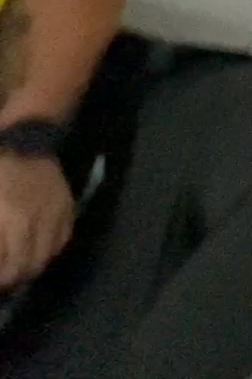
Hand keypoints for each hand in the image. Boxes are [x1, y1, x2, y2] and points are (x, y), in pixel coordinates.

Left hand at [0, 153, 73, 288]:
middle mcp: (41, 221)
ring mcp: (58, 212)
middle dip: (16, 278)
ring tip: (18, 270)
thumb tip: (2, 256)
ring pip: (53, 250)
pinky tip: (39, 251)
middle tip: (4, 282)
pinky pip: (65, 234)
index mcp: (15, 223)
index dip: (3, 280)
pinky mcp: (68, 204)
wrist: (22, 146)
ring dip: (35, 264)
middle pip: (34, 262)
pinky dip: (52, 248)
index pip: (12, 266)